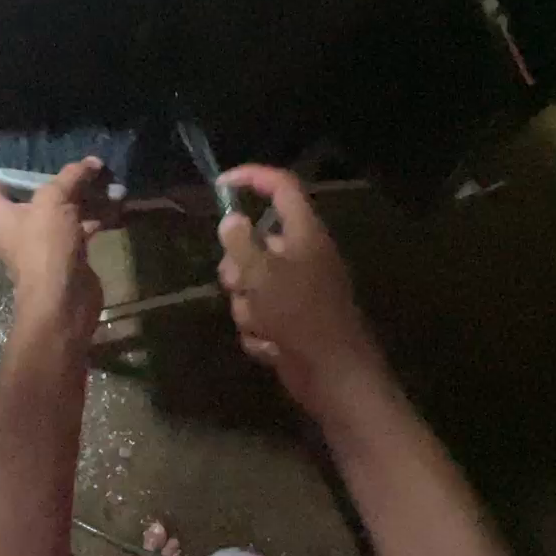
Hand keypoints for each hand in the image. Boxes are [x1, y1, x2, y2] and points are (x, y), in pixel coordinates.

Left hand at [0, 159, 111, 341]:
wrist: (63, 300)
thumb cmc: (46, 246)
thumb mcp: (54, 201)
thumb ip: (71, 177)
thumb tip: (92, 161)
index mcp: (0, 214)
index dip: (14, 169)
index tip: (39, 155)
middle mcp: (17, 227)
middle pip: (38, 195)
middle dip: (62, 180)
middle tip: (84, 163)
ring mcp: (43, 242)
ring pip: (63, 211)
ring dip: (86, 197)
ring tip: (108, 178)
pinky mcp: (66, 254)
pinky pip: (80, 228)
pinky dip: (96, 217)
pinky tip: (117, 203)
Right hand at [216, 164, 379, 405]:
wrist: (335, 378)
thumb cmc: (301, 317)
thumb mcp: (261, 274)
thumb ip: (240, 243)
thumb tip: (230, 219)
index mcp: (304, 235)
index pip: (282, 188)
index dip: (253, 177)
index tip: (220, 184)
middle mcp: (302, 257)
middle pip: (255, 241)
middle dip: (236, 266)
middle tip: (237, 282)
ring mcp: (297, 290)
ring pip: (251, 282)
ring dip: (246, 305)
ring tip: (261, 322)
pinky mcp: (291, 320)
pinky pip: (258, 313)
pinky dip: (258, 330)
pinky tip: (271, 345)